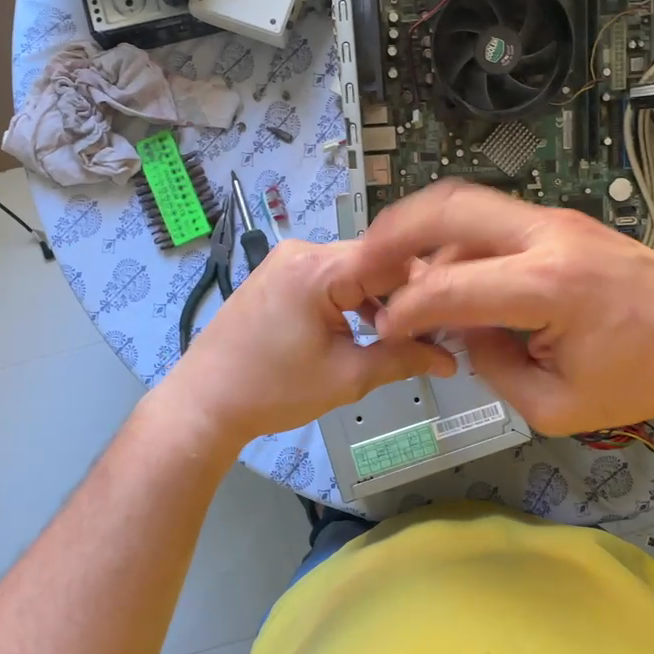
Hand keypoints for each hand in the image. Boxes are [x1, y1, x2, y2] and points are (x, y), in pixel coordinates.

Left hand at [160, 239, 456, 444]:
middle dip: (404, 296)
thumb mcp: (346, 378)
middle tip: (430, 333)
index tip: (449, 318)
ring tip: (398, 338)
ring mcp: (287, 260)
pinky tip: (365, 330)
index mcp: (318, 269)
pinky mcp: (279, 274)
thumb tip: (449, 359)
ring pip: (355, 269)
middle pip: (375, 261)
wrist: (204, 402)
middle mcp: (302, 251)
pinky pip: (331, 277)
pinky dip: (352, 300)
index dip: (427, 287)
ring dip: (379, 299)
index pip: (394, 259)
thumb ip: (403, 360)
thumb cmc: (271, 391)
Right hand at [358, 182, 653, 435]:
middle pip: (449, 208)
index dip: (406, 308)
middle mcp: (552, 237)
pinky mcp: (567, 222)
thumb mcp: (553, 405)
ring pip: (470, 206)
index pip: (451, 286)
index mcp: (551, 287)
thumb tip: (460, 331)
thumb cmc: (640, 383)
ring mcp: (562, 221)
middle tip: (366, 265)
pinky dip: (462, 240)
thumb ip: (491, 368)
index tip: (383, 326)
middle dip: (394, 233)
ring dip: (427, 234)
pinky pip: (497, 220)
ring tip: (402, 272)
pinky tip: (452, 273)